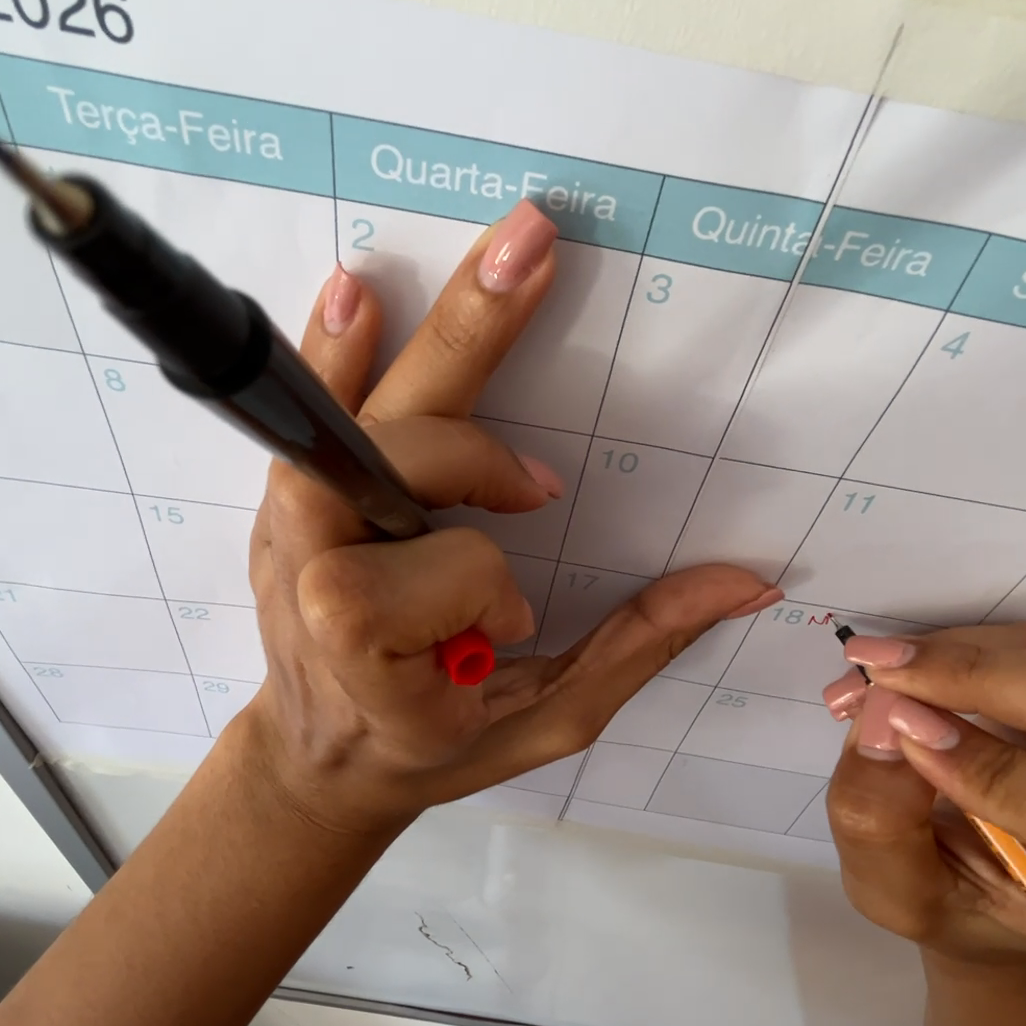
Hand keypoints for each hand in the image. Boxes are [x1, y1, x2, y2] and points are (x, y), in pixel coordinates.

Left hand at [238, 201, 779, 836]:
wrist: (320, 758)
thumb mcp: (542, 725)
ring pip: (342, 435)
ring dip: (433, 355)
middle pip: (382, 476)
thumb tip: (745, 581)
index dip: (476, 580)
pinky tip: (362, 292)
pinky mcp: (279, 509)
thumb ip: (635, 650)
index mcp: (376, 675)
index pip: (424, 586)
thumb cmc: (434, 750)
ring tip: (505, 267)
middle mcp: (313, 596)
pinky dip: (334, 355)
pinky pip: (301, 424)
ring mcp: (285, 542)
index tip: (511, 612)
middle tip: (548, 289)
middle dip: (471, 419)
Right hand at [822, 623, 1025, 969]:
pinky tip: (903, 675)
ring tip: (870, 680)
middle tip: (877, 673)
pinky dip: (957, 647)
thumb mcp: (892, 892)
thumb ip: (879, 819)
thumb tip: (883, 719)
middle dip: (981, 677)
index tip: (900, 735)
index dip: (1004, 768)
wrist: (989, 890)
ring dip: (955, 655)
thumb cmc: (954, 909)